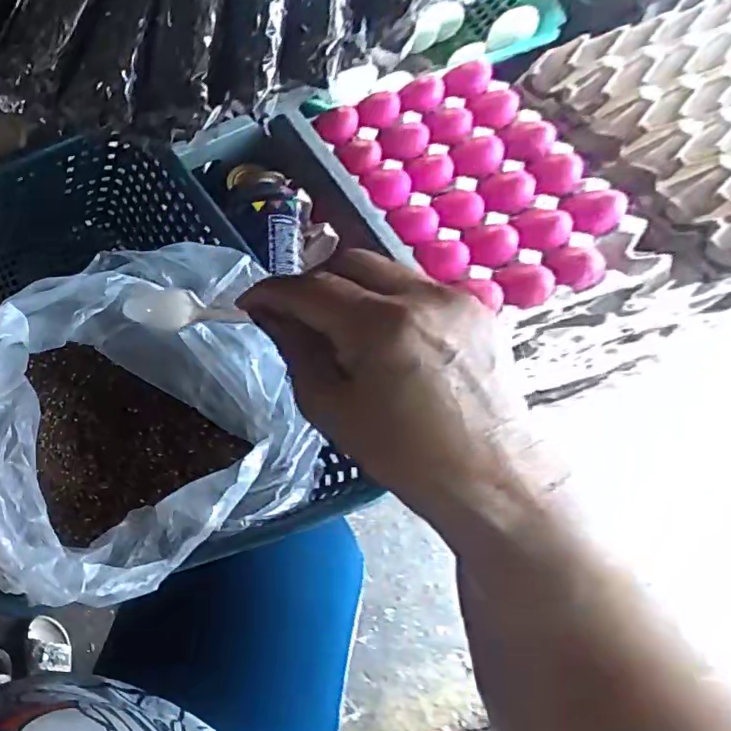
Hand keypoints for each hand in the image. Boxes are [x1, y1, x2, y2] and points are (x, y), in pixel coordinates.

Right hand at [237, 249, 561, 527]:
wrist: (483, 470)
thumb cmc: (393, 447)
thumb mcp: (324, 401)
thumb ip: (296, 347)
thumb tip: (269, 314)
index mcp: (378, 324)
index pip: (310, 287)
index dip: (270, 291)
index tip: (247, 302)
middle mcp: (421, 297)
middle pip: (349, 261)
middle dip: (309, 280)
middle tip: (287, 310)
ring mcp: (455, 298)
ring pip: (384, 268)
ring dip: (346, 285)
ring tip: (328, 320)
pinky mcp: (475, 308)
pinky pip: (413, 286)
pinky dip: (380, 296)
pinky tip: (371, 331)